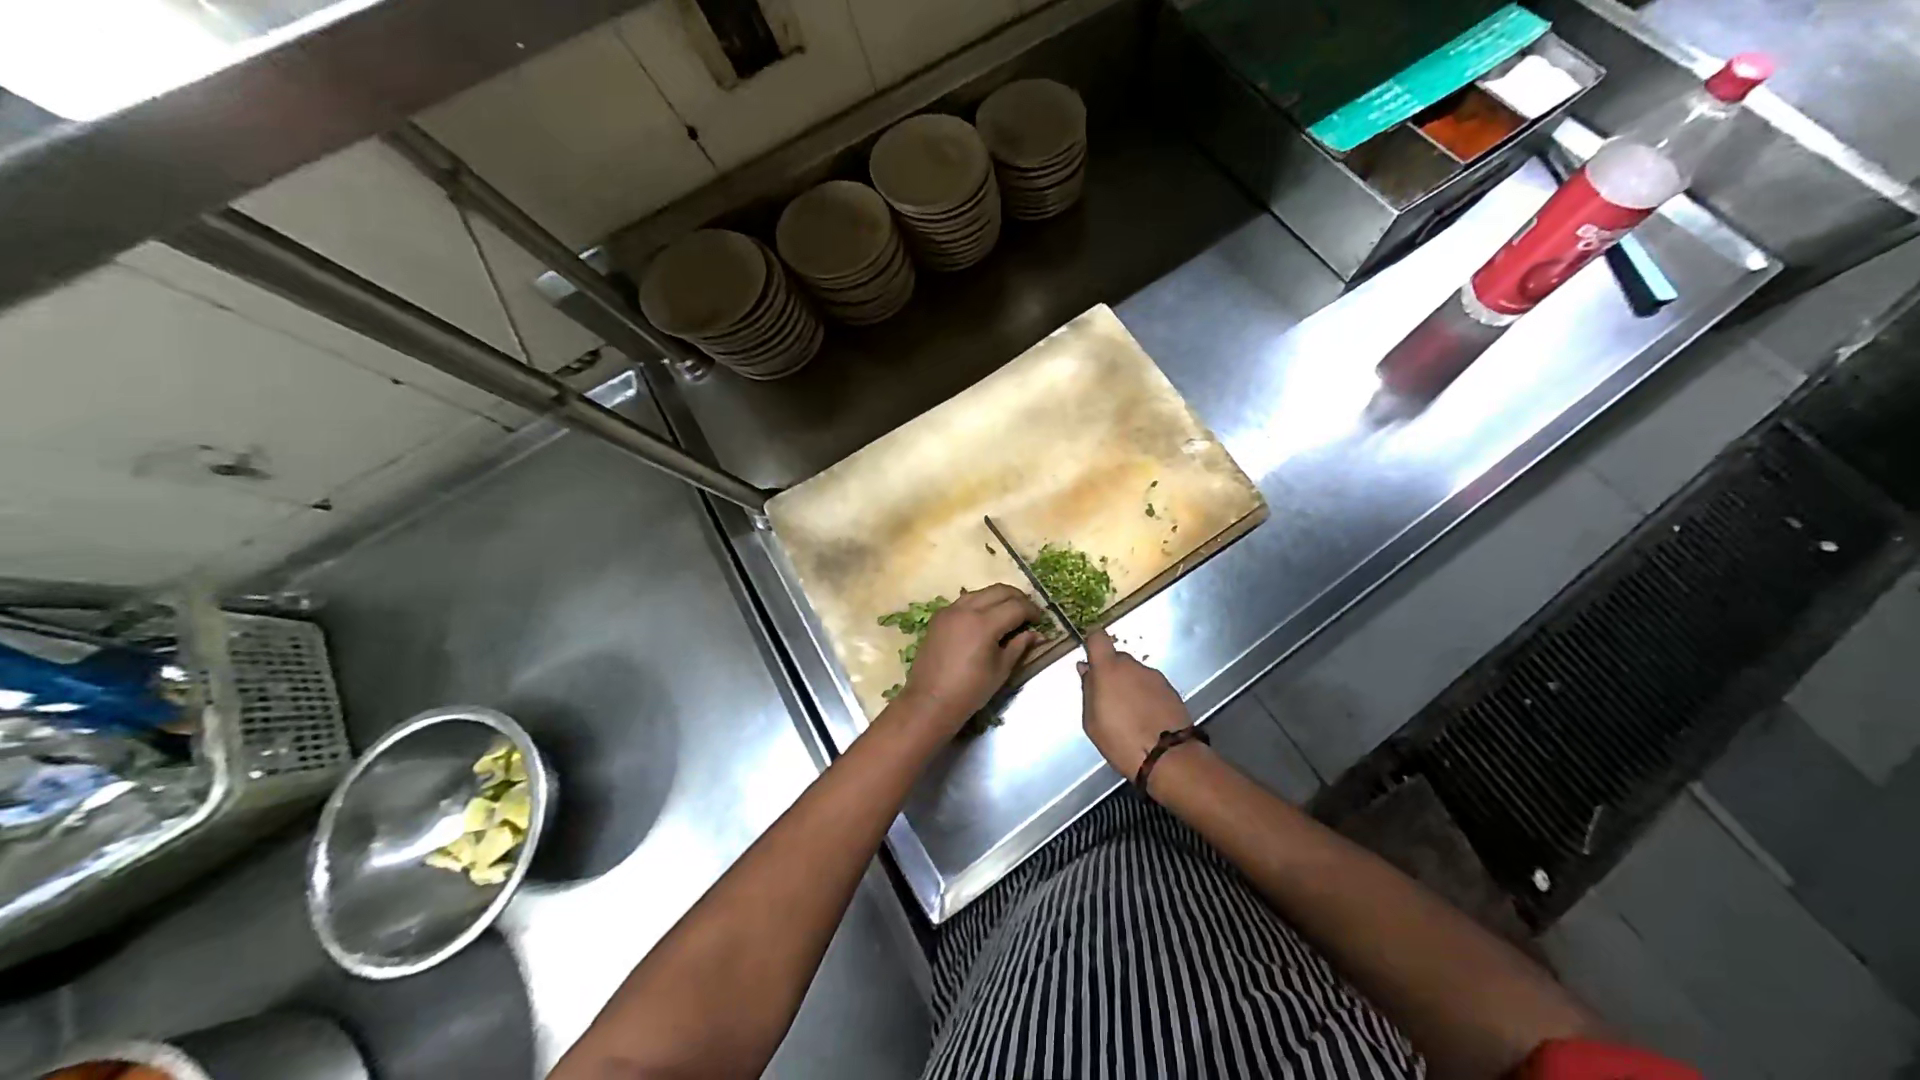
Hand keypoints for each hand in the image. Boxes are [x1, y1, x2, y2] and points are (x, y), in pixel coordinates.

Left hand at [894, 584, 1045, 732]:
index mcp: (984, 623)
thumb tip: (1037, 634)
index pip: (1016, 606)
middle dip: (1018, 598)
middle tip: (1029, 613)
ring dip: (998, 598)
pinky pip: (964, 601)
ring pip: (980, 592)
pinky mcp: (938, 618)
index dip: (1032, 611)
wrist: (930, 701)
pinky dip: (980, 603)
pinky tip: (985, 618)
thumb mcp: (1001, 669)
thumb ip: (1019, 646)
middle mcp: (966, 609)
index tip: (1041, 620)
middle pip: (999, 591)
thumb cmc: (970, 690)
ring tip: (1009, 613)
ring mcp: (949, 611)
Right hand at [1078, 628, 1191, 779]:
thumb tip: (1086, 670)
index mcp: (1109, 670)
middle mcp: (1133, 667)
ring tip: (1130, 715)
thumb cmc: (1121, 741)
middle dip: (1112, 674)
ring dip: (1130, 686)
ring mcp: (1155, 677)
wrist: (1168, 757)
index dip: (1093, 646)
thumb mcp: (1092, 721)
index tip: (1091, 663)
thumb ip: (1088, 690)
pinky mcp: (1171, 690)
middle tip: (1109, 700)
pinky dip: (1146, 696)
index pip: (1098, 639)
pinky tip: (1147, 718)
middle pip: (1118, 659)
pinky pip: (1151, 686)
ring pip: (1136, 674)